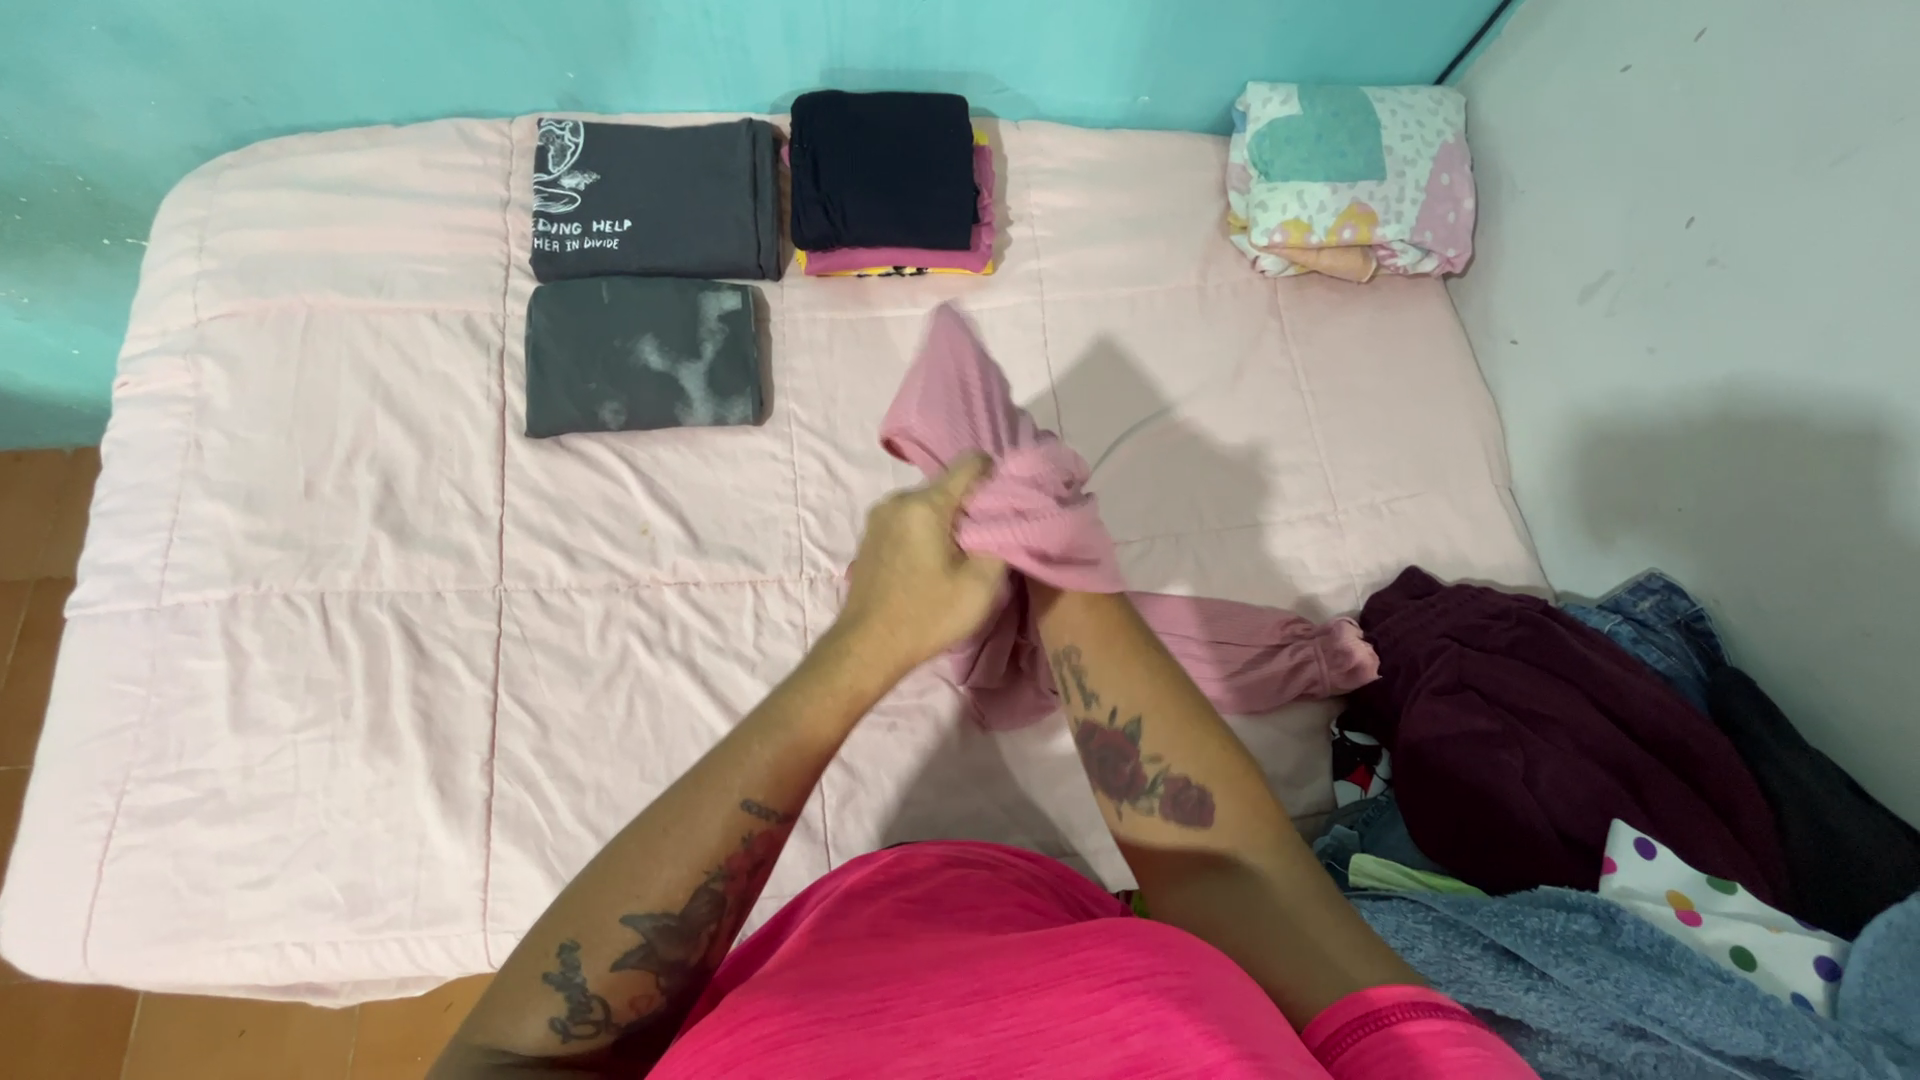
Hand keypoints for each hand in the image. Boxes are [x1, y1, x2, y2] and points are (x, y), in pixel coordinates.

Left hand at [832, 454, 1008, 676]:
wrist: (867, 647)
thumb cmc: (926, 616)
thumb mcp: (980, 586)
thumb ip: (1002, 543)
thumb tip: (1005, 522)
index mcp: (924, 504)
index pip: (970, 464)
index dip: (997, 475)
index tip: (1010, 502)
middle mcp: (897, 500)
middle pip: (948, 487)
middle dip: (971, 506)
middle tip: (990, 539)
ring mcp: (878, 518)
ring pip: (928, 505)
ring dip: (948, 522)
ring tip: (961, 556)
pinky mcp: (870, 537)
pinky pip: (908, 521)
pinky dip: (926, 532)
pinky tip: (933, 563)